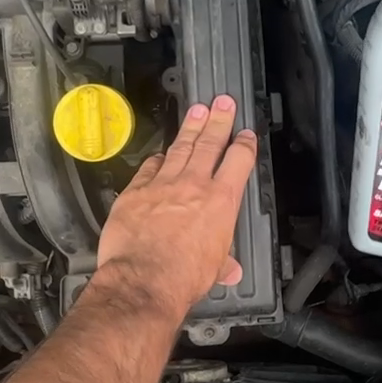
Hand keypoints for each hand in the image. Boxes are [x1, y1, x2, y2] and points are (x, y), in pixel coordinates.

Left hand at [95, 95, 258, 319]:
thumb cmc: (182, 277)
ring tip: (197, 111)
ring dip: (190, 128)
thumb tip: (230, 270)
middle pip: (210, 143)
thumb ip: (223, 262)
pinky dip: (156, 159)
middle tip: (222, 102)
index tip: (246, 134)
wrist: (143, 280)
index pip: (239, 161)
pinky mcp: (135, 192)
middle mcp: (194, 186)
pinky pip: (148, 168)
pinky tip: (159, 153)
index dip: (244, 144)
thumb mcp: (214, 269)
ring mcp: (162, 185)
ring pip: (180, 147)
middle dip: (218, 120)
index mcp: (221, 201)